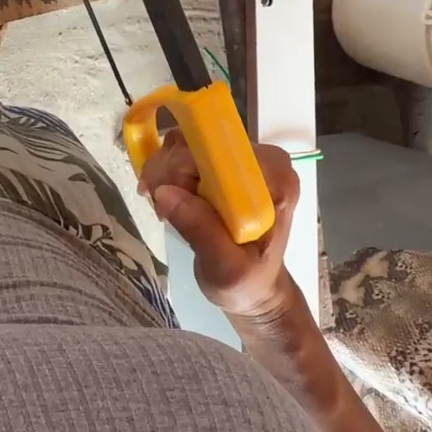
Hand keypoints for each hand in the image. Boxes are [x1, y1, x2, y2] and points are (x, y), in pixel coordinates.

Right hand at [138, 130, 304, 321]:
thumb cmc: (247, 283)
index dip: (184, 166)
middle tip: (156, 204)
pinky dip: (168, 170)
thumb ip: (201, 231)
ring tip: (161, 206)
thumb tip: (165, 192)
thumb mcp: (226, 270)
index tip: (161, 196)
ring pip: (188, 142)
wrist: (254, 289)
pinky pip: (186, 149)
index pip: (220, 151)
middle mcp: (264, 161)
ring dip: (165, 171)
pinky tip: (166, 196)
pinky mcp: (227, 162)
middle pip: (200, 142)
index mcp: (275, 181)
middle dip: (169, 170)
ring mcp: (245, 159)